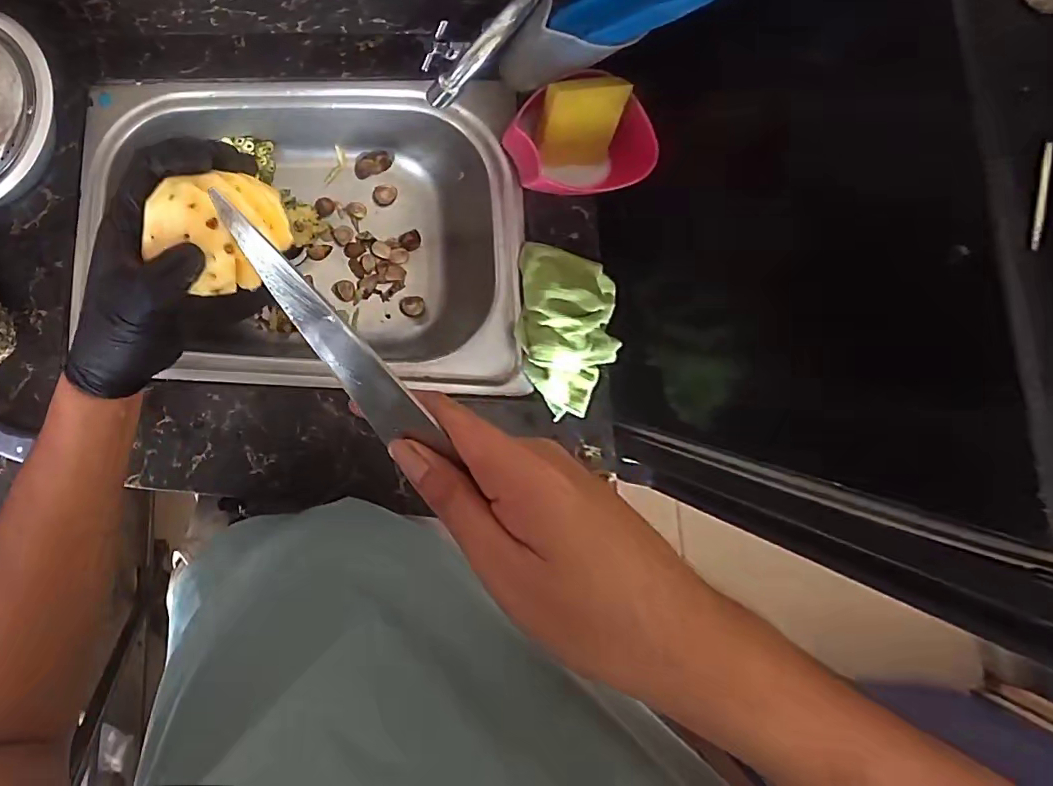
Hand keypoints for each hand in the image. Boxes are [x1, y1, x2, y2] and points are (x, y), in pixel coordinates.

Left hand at [65, 139, 269, 398]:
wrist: (116, 366)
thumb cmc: (116, 331)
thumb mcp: (137, 303)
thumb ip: (164, 275)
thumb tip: (199, 251)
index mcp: (126, 221)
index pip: (149, 167)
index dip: (183, 152)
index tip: (219, 160)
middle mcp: (147, 224)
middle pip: (179, 178)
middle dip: (215, 167)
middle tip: (250, 173)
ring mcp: (166, 245)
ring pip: (199, 206)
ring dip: (230, 199)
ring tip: (260, 201)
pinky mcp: (183, 266)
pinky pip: (213, 243)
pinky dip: (238, 241)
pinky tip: (259, 248)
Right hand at [392, 395, 1007, 784]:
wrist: (694, 647)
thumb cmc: (586, 613)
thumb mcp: (500, 563)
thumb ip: (449, 498)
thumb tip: (405, 446)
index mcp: (518, 463)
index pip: (445, 413)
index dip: (399, 405)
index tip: (358, 408)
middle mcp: (542, 450)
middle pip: (469, 434)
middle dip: (433, 454)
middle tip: (421, 507)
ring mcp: (567, 467)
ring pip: (494, 457)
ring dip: (465, 478)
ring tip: (469, 536)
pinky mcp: (581, 488)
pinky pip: (519, 473)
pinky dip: (493, 489)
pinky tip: (504, 536)